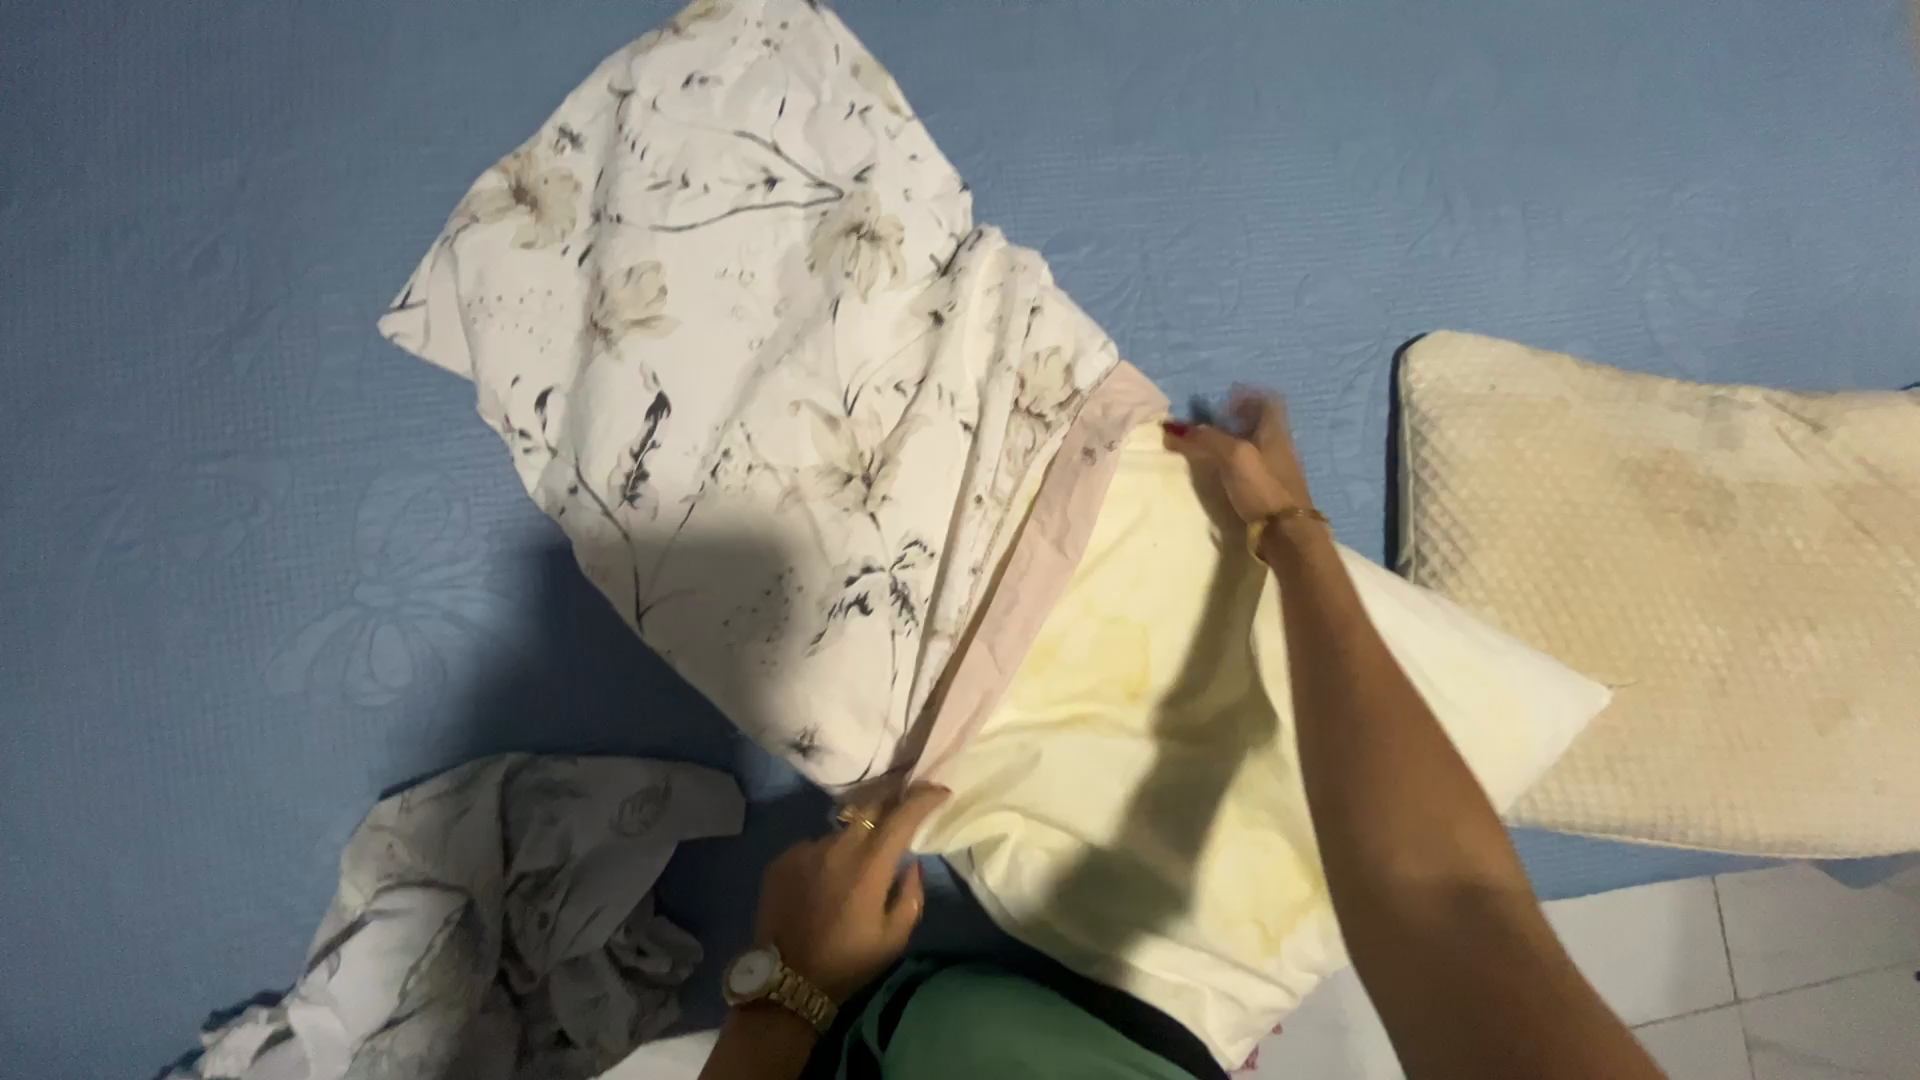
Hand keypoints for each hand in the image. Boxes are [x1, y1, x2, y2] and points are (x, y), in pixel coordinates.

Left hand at [752, 784, 950, 1002]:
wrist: (786, 984)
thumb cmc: (848, 963)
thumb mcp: (893, 939)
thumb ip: (911, 896)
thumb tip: (912, 865)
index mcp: (870, 865)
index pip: (903, 815)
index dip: (924, 798)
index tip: (939, 791)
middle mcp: (838, 846)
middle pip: (871, 805)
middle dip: (892, 798)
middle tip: (903, 802)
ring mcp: (807, 849)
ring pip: (842, 829)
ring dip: (856, 836)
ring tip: (856, 861)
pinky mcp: (784, 858)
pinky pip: (814, 845)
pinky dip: (826, 855)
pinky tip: (824, 880)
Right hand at [1163, 387, 1313, 524]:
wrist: (1287, 534)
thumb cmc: (1262, 488)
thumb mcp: (1233, 457)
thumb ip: (1207, 439)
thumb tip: (1173, 427)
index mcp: (1276, 432)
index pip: (1268, 401)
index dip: (1247, 396)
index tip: (1223, 404)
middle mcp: (1281, 447)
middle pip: (1262, 423)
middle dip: (1237, 421)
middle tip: (1210, 427)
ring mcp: (1280, 471)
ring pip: (1258, 446)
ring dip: (1236, 444)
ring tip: (1211, 452)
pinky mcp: (1273, 493)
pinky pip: (1255, 468)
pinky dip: (1238, 465)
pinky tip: (1224, 476)